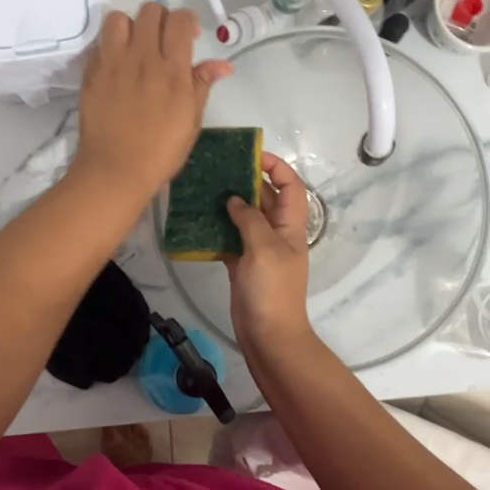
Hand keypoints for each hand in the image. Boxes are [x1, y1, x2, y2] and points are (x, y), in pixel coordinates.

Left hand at [71, 4, 231, 199]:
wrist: (115, 171)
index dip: (187, 21)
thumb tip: (223, 64)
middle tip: (162, 42)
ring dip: (130, 27)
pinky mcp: (91, 73)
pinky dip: (110, 46)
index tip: (188, 37)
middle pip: (150, 11)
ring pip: (119, 18)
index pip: (180, 20)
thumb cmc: (160, 152)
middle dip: (160, 20)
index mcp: (173, 71)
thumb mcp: (190, 121)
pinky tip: (116, 66)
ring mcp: (113, 63)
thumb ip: (202, 85)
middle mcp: (143, 58)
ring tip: (134, 47)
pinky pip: (99, 43)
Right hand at [224, 153, 313, 350]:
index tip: (252, 156)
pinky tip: (198, 221)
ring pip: (245, 218)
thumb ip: (250, 220)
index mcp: (291, 227)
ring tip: (205, 189)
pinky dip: (217, 230)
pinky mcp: (242, 265)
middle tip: (219, 169)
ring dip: (228, 204)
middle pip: (266, 199)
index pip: (291, 186)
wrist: (268, 334)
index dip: (277, 167)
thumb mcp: (264, 248)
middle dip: (246, 182)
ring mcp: (259, 251)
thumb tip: (235, 200)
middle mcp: (277, 234)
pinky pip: (230, 240)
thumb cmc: (273, 290)